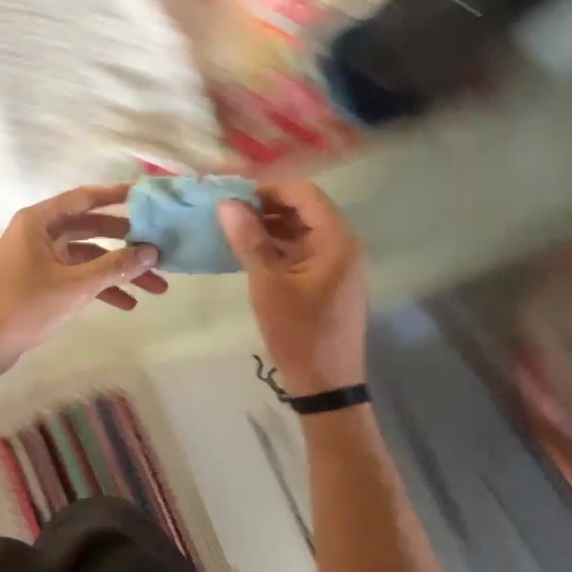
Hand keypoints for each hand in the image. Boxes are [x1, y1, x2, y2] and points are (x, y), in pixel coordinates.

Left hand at [0, 183, 166, 378]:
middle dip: (126, 243)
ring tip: (156, 288)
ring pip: (86, 256)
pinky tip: (127, 304)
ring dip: (117, 271)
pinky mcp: (38, 281)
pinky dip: (99, 287)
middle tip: (160, 249)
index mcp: (38, 221)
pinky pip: (75, 276)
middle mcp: (37, 232)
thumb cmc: (24, 306)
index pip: (84, 198)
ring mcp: (37, 257)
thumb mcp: (75, 286)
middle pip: (90, 228)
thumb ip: (115, 266)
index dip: (117, 196)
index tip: (148, 196)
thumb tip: (151, 251)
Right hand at [217, 181, 367, 395]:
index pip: (304, 193)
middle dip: (266, 205)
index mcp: (336, 240)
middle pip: (304, 208)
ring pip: (302, 228)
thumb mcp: (268, 283)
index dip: (268, 187)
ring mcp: (338, 263)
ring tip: (232, 229)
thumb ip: (249, 240)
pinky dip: (277, 244)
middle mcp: (343, 244)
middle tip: (227, 210)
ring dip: (270, 224)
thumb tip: (227, 203)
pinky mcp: (328, 279)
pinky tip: (249, 251)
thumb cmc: (299, 331)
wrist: (326, 383)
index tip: (233, 193)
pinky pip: (303, 249)